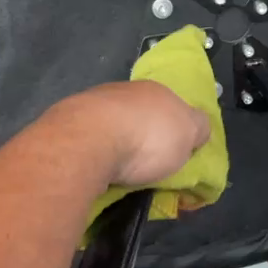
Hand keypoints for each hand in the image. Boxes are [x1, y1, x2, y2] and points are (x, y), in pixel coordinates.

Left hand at [48, 80, 210, 187]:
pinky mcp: (69, 127)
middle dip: (144, 138)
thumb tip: (198, 128)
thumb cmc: (149, 137)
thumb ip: (198, 128)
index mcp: (154, 91)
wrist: (90, 140)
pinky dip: (97, 157)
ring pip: (112, 128)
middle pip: (139, 116)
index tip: (175, 152)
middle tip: (149, 167)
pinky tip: (100, 173)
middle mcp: (122, 92)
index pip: (170, 106)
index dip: (174, 128)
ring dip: (118, 147)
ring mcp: (91, 107)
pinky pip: (91, 144)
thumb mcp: (189, 133)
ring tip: (123, 175)